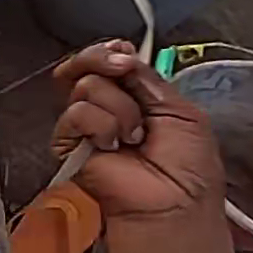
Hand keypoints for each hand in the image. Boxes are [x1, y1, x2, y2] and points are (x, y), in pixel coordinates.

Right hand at [51, 40, 224, 221]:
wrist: (173, 200)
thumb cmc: (187, 163)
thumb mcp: (180, 109)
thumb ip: (146, 79)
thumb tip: (119, 52)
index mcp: (130, 96)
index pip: (105, 61)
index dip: (109, 51)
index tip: (123, 52)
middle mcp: (101, 106)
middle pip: (86, 66)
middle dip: (104, 62)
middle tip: (121, 68)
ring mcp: (82, 125)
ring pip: (86, 88)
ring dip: (120, 110)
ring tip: (134, 138)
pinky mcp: (65, 143)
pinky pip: (77, 115)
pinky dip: (101, 127)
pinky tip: (113, 147)